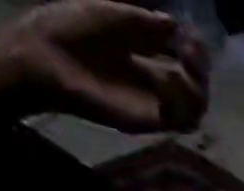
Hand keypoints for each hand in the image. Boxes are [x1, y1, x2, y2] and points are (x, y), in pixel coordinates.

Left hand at [1, 0, 210, 132]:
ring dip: (198, 87)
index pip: (183, 61)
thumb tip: (176, 24)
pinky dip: (180, 103)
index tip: (192, 34)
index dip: (194, 50)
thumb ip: (145, 22)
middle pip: (196, 86)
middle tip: (191, 49)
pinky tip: (168, 84)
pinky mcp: (148, 122)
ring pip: (196, 107)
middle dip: (200, 67)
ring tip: (185, 68)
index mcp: (144, 59)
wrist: (43, 56)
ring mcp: (152, 105)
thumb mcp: (112, 14)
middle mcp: (152, 84)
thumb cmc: (69, 30)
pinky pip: (181, 121)